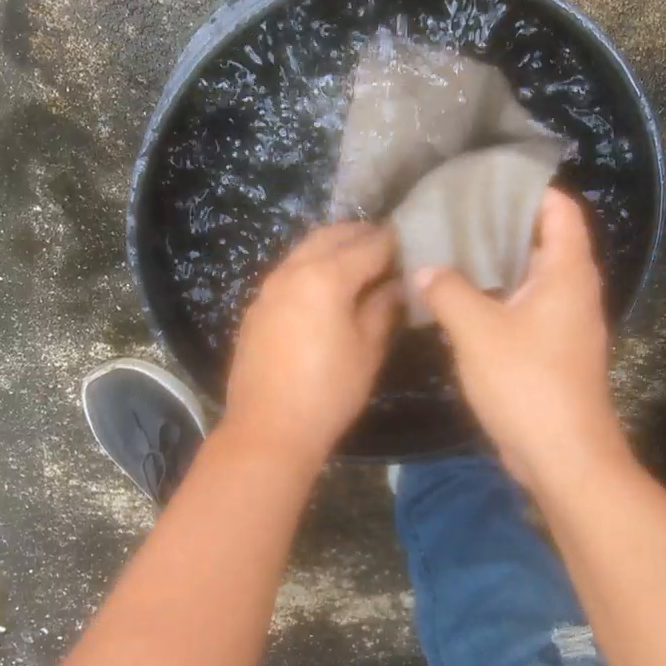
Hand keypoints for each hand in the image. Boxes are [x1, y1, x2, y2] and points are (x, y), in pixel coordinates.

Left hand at [224, 223, 401, 461]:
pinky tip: (325, 290)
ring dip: (332, 248)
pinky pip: (287, 274)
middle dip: (358, 235)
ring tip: (358, 263)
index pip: (367, 246)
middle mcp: (292, 272)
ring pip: (304, 252)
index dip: (392, 242)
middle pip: (329, 237)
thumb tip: (395, 286)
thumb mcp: (368, 351)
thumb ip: (383, 310)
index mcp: (325, 277)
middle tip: (385, 243)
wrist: (268, 430)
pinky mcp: (255, 310)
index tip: (409, 242)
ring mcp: (268, 290)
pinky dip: (310, 268)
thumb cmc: (329, 393)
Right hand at [416, 188, 631, 489]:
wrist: (562, 455)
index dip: (526, 189)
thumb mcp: (477, 331)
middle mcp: (574, 291)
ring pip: (530, 279)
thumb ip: (448, 291)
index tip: (483, 181)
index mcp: (568, 272)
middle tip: (452, 215)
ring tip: (448, 251)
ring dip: (494, 266)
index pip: (559, 208)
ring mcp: (566, 324)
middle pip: (542, 241)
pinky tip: (459, 302)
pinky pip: (525, 311)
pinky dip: (497, 300)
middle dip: (499, 226)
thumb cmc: (527, 383)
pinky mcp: (553, 353)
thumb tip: (425, 269)